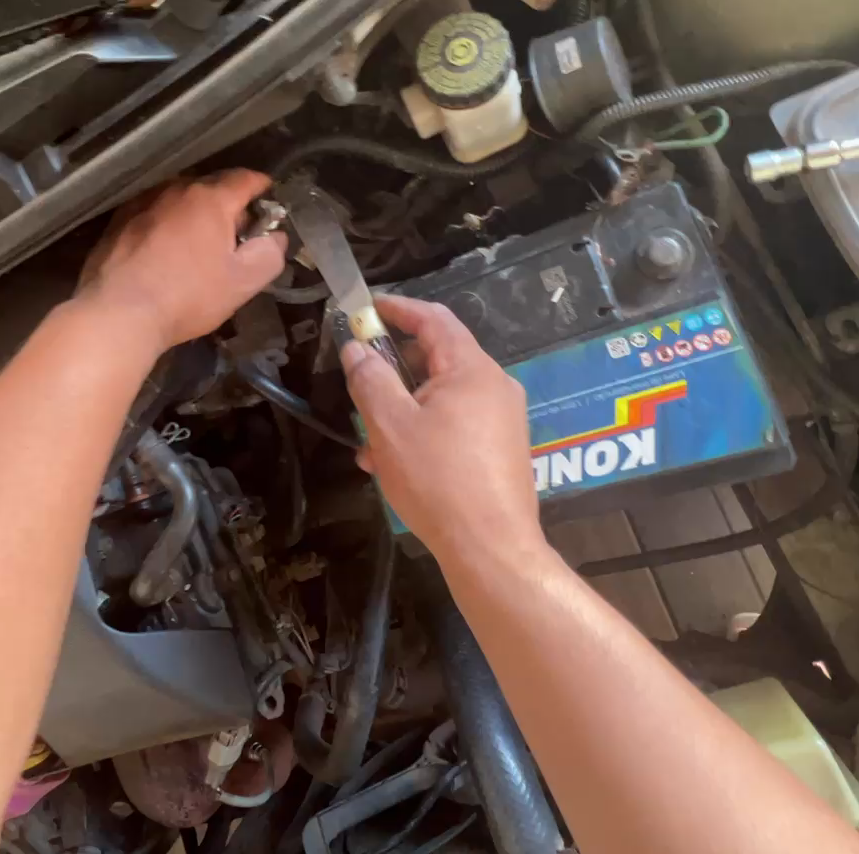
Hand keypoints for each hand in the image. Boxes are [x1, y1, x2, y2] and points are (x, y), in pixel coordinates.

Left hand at [79, 169, 288, 351]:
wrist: (118, 313)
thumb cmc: (187, 296)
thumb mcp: (242, 283)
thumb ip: (269, 254)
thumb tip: (275, 238)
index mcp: (210, 199)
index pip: (245, 179)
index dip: (262, 187)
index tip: (270, 201)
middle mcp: (174, 190)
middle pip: (211, 188)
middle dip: (228, 206)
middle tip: (237, 236)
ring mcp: (141, 203)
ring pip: (178, 200)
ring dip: (194, 215)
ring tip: (198, 245)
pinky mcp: (117, 222)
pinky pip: (152, 215)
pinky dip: (165, 225)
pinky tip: (164, 252)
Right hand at [341, 295, 545, 565]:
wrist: (491, 550)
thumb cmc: (438, 480)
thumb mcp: (390, 425)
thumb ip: (370, 379)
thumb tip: (357, 349)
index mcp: (472, 370)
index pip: (434, 318)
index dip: (397, 308)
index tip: (366, 309)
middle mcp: (494, 387)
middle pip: (438, 357)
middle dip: (394, 366)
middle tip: (360, 379)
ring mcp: (501, 420)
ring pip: (441, 396)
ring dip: (402, 406)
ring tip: (368, 437)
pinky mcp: (499, 450)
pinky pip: (454, 424)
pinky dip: (422, 430)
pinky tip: (392, 463)